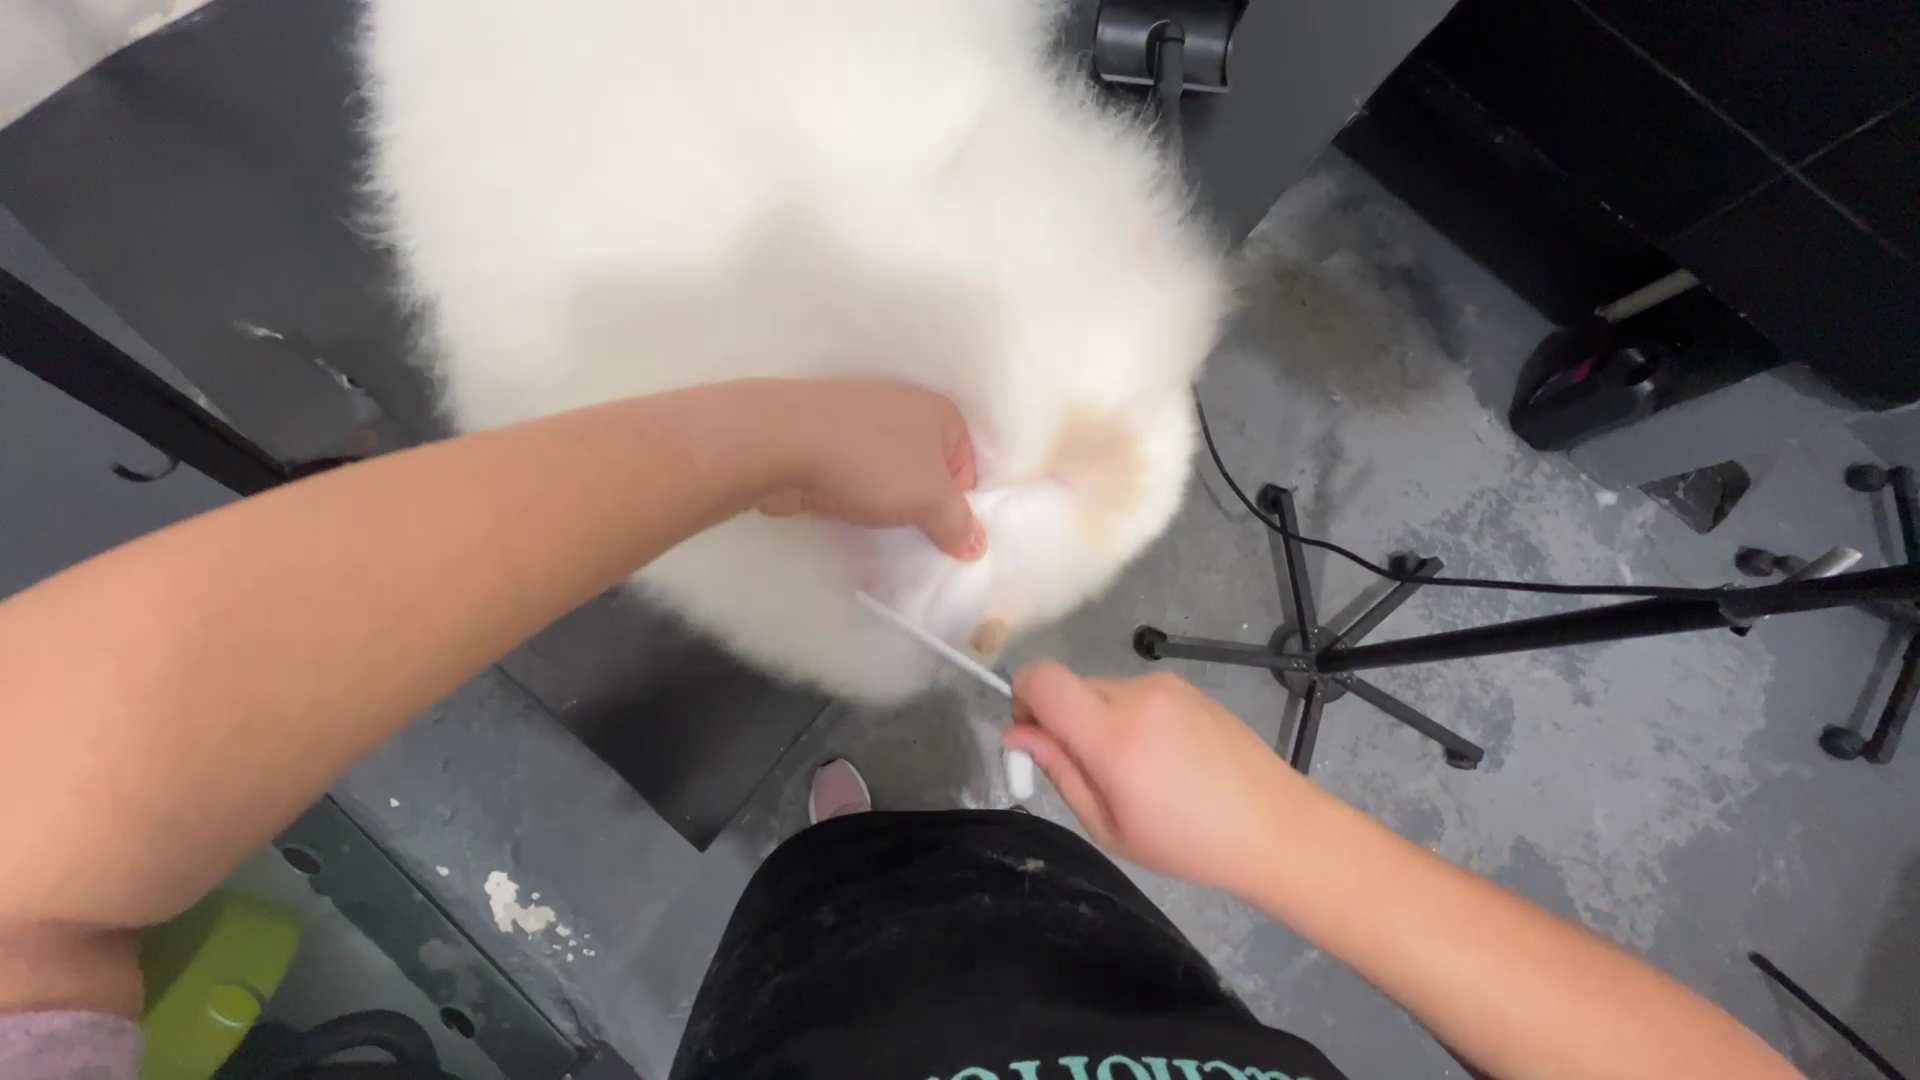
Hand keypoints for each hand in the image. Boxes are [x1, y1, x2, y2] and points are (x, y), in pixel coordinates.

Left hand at [756, 380, 985, 560]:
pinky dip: (858, 500)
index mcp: (941, 414)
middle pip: (930, 476)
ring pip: (892, 479)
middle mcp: (906, 411)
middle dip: (924, 510)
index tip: (944, 537)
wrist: (782, 442)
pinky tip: (850, 516)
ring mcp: (864, 424)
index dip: (959, 509)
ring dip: (889, 508)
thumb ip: (959, 523)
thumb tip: (976, 545)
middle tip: (916, 541)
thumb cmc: (870, 462)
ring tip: (880, 530)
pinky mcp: (831, 442)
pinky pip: (859, 479)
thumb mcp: (930, 498)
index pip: (968, 472)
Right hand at [1005, 662, 1303, 891]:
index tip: (1032, 736)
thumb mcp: (1109, 825)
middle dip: (1063, 721)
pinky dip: (1130, 717)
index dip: (1021, 698)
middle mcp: (1136, 694)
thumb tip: (1017, 734)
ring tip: (1137, 770)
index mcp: (1112, 734)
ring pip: (1102, 690)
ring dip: (1098, 720)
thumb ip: (1059, 771)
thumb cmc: (1187, 842)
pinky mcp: (1187, 686)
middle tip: (1091, 772)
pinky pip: (1135, 692)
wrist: (1276, 826)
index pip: (1041, 678)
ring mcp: (1165, 685)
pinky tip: (1163, 758)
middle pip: (1070, 687)